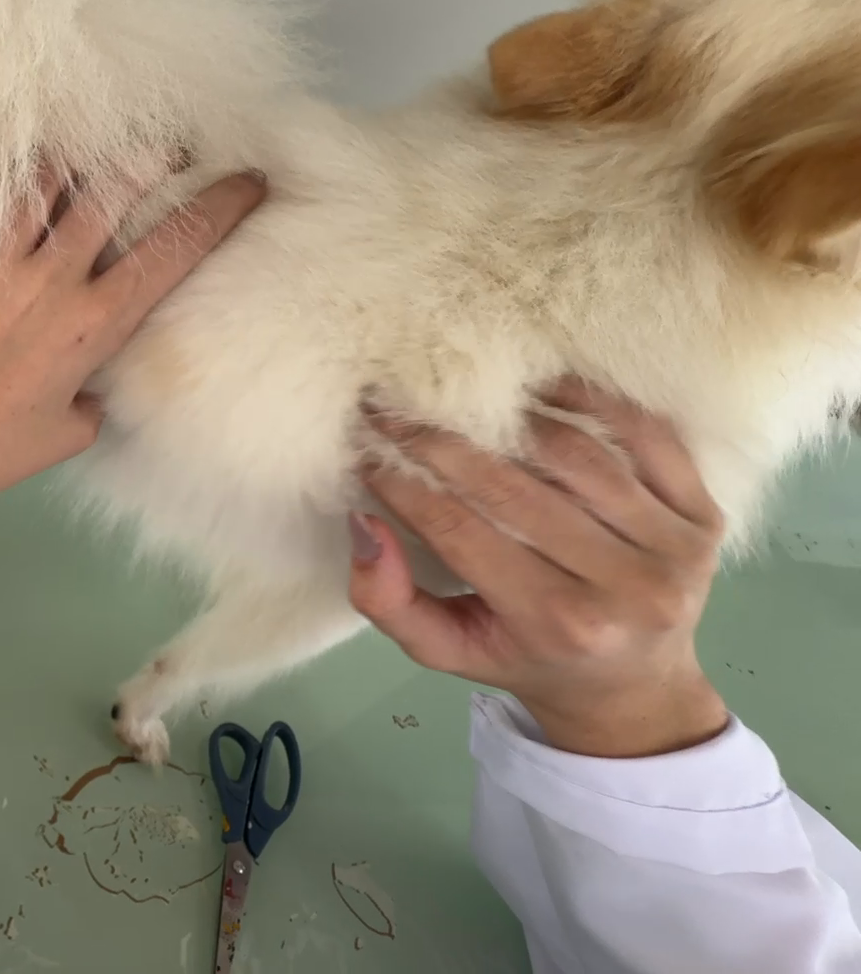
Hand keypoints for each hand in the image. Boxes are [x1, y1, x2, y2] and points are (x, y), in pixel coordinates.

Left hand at [0, 171, 267, 646]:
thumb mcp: (67, 434)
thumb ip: (93, 395)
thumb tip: (92, 381)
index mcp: (92, 325)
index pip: (175, 248)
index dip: (221, 206)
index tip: (248, 181)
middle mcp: (48, 282)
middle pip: (114, 188)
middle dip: (153, 156)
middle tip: (168, 150)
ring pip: (42, 180)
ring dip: (73, 162)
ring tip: (84, 161)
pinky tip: (6, 181)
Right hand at [349, 381, 730, 757]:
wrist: (632, 681)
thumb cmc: (516, 656)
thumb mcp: (435, 646)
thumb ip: (384, 597)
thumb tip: (364, 522)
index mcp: (555, 621)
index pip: (456, 530)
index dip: (400, 486)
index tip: (360, 453)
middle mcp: (626, 584)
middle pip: (509, 487)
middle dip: (433, 442)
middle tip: (386, 412)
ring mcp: (676, 546)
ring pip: (572, 454)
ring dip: (499, 417)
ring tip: (446, 400)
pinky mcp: (705, 514)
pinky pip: (649, 436)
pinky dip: (592, 399)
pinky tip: (535, 384)